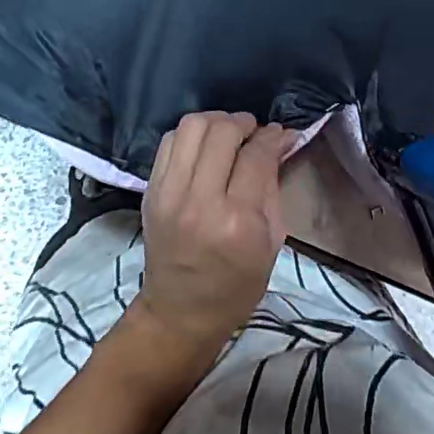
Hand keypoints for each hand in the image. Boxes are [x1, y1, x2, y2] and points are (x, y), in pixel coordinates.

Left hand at [134, 112, 293, 354]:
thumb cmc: (236, 285)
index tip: (283, 133)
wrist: (180, 312)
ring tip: (229, 134)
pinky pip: (169, 141)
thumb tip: (278, 141)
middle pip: (221, 131)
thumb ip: (272, 185)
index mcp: (236, 221)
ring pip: (191, 126)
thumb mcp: (271, 241)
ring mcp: (168, 194)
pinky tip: (205, 147)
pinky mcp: (150, 191)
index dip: (273, 136)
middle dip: (244, 123)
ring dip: (216, 122)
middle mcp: (198, 201)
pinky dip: (191, 136)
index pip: (256, 155)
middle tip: (254, 132)